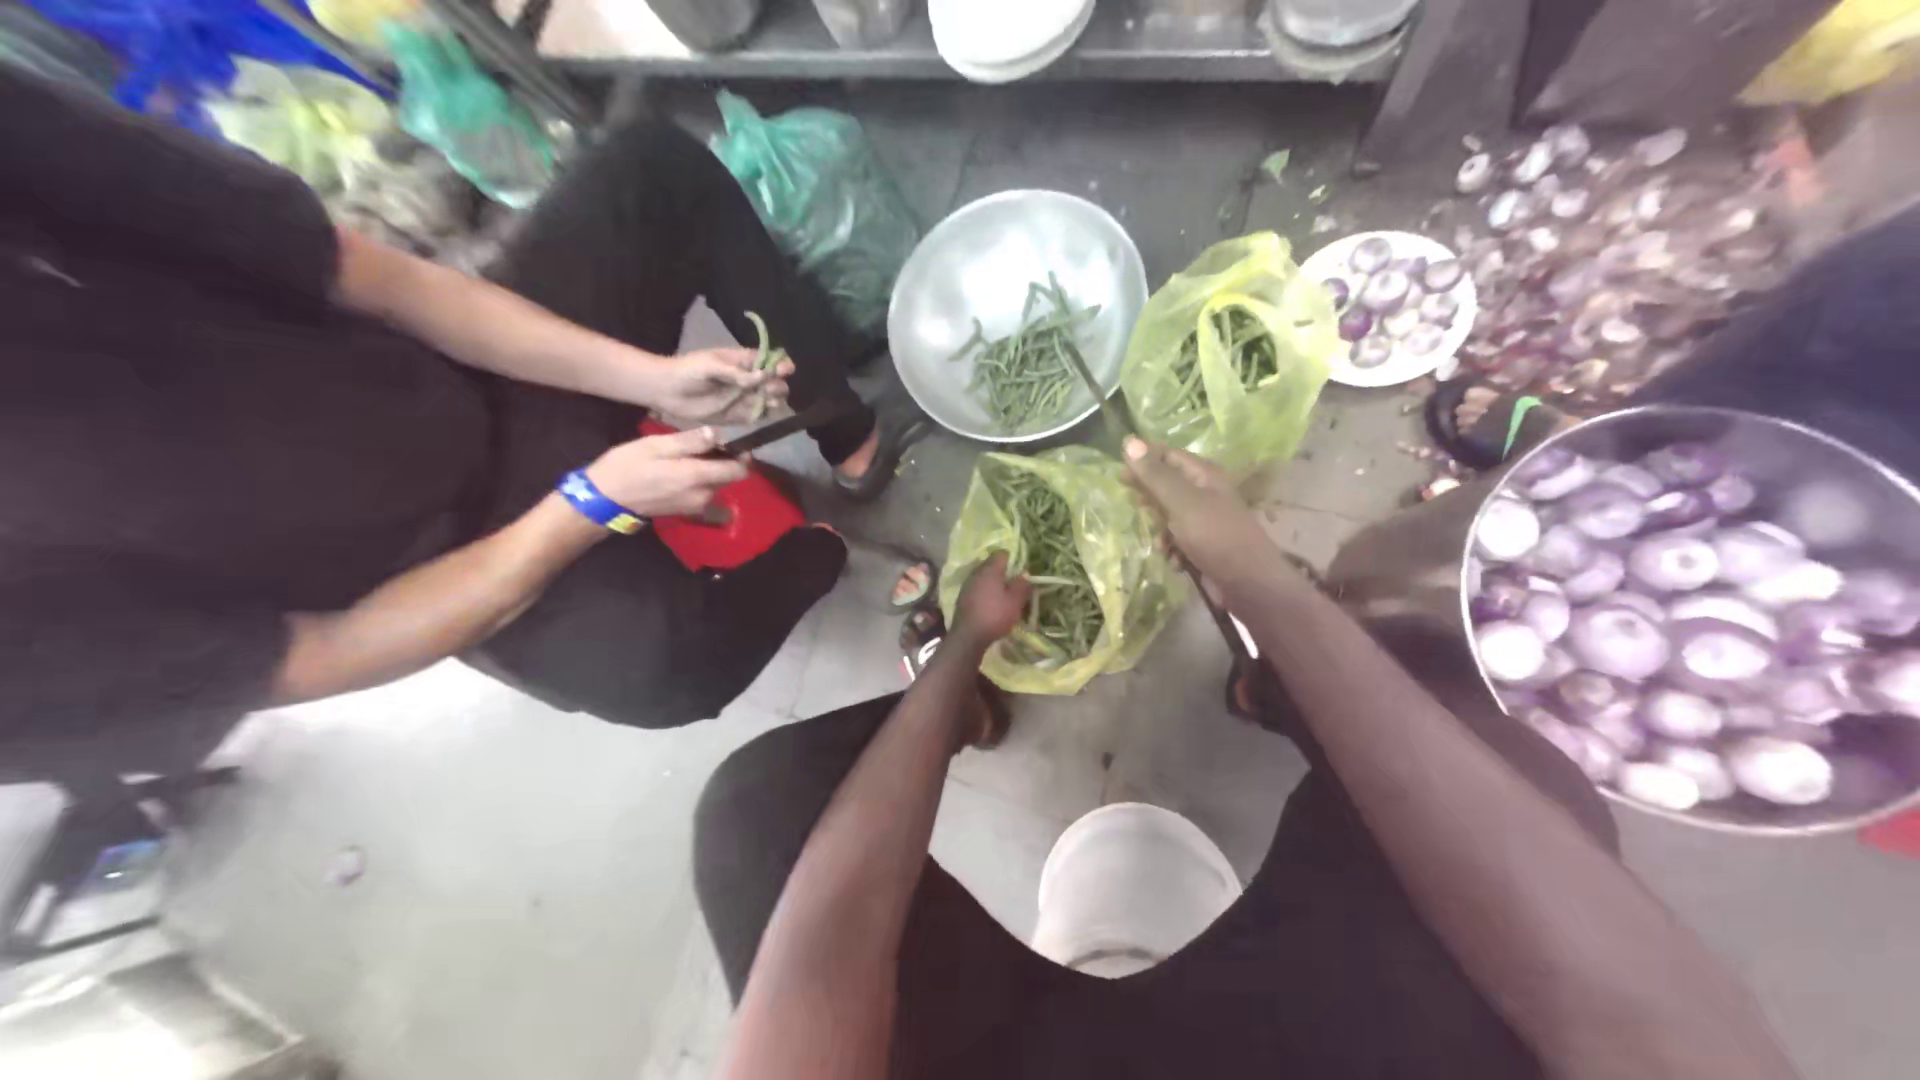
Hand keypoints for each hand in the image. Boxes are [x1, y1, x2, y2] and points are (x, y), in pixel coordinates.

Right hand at [585, 428, 748, 517]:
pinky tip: (683, 470)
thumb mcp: (656, 445)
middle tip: (703, 444)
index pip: (739, 471)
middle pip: (728, 477)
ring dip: (710, 471)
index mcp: (698, 478)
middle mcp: (704, 496)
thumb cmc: (627, 466)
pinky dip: (701, 482)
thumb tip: (717, 434)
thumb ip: (690, 441)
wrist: (604, 499)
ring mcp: (696, 506)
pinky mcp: (687, 511)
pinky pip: (704, 494)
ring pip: (716, 485)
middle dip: (723, 461)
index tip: (731, 442)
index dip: (741, 456)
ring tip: (689, 455)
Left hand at [647, 346, 792, 423]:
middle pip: (774, 382)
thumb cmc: (688, 371)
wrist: (667, 391)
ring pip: (769, 400)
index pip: (769, 360)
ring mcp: (744, 398)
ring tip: (768, 402)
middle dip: (778, 385)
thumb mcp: (711, 365)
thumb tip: (762, 376)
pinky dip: (763, 416)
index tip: (784, 370)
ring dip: (773, 401)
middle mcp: (748, 380)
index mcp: (743, 361)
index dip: (781, 364)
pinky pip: (757, 416)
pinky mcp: (738, 415)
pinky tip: (762, 414)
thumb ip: (736, 372)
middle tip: (770, 390)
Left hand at [953, 553, 1030, 647]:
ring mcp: (967, 585)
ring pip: (983, 578)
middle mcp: (976, 573)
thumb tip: (1024, 573)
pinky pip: (976, 589)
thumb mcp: (1015, 601)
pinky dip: (985, 593)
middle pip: (991, 565)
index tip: (1020, 570)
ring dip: (993, 583)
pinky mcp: (962, 598)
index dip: (1012, 559)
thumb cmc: (995, 615)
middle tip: (1014, 583)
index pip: (1001, 554)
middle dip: (1002, 572)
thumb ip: (1021, 585)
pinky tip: (990, 604)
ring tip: (1003, 595)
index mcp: (989, 570)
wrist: (968, 636)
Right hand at [1122, 437, 1272, 584]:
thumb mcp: (1181, 501)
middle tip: (1133, 507)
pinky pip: (1176, 540)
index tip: (1119, 474)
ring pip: (1167, 516)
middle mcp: (1204, 493)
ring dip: (1159, 531)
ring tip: (1161, 544)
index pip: (1168, 456)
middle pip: (1166, 486)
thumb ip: (1154, 474)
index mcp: (1204, 475)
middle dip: (1149, 499)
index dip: (1144, 460)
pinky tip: (1174, 561)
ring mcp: (1203, 520)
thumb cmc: (1215, 535)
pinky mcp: (1201, 545)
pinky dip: (1171, 549)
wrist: (1247, 583)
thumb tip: (1128, 441)